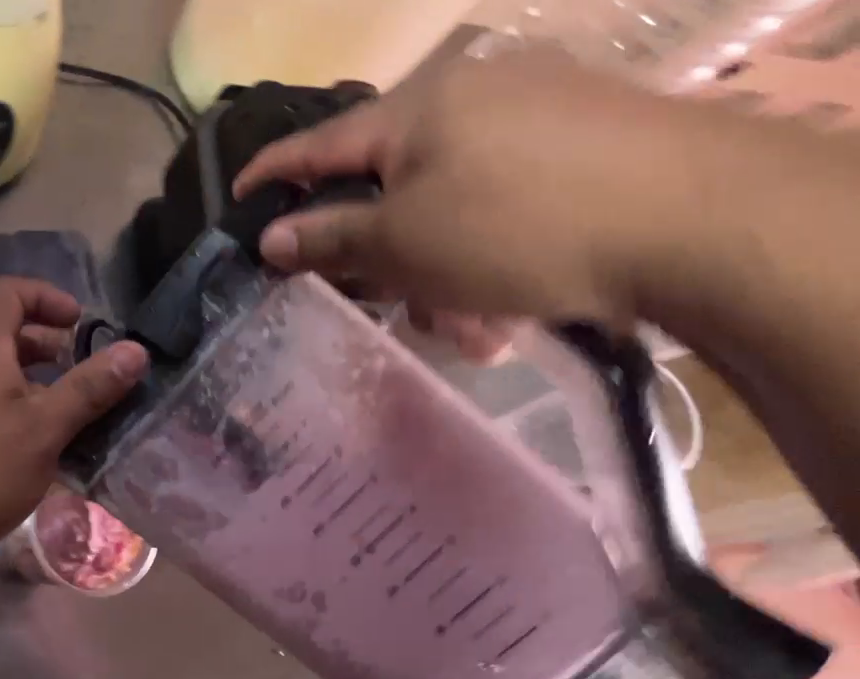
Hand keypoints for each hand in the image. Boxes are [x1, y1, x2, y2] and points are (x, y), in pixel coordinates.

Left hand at [0, 278, 147, 567]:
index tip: (78, 324)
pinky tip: (35, 450)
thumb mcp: (45, 431)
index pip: (5, 293)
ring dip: (35, 384)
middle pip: (2, 335)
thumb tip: (136, 350)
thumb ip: (89, 389)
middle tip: (81, 374)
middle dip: (47, 345)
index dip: (45, 295)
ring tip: (67, 417)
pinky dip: (14, 411)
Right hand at [234, 47, 711, 332]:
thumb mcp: (401, 245)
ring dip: (438, 272)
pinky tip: (507, 303)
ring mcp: (533, 114)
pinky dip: (487, 255)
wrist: (699, 218)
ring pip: (445, 206)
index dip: (269, 175)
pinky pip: (500, 203)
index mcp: (416, 110)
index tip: (235, 199)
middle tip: (378, 303)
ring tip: (466, 324)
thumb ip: (327, 241)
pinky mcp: (581, 142)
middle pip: (388, 186)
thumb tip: (270, 239)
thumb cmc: (516, 228)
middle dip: (379, 256)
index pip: (316, 144)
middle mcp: (471, 98)